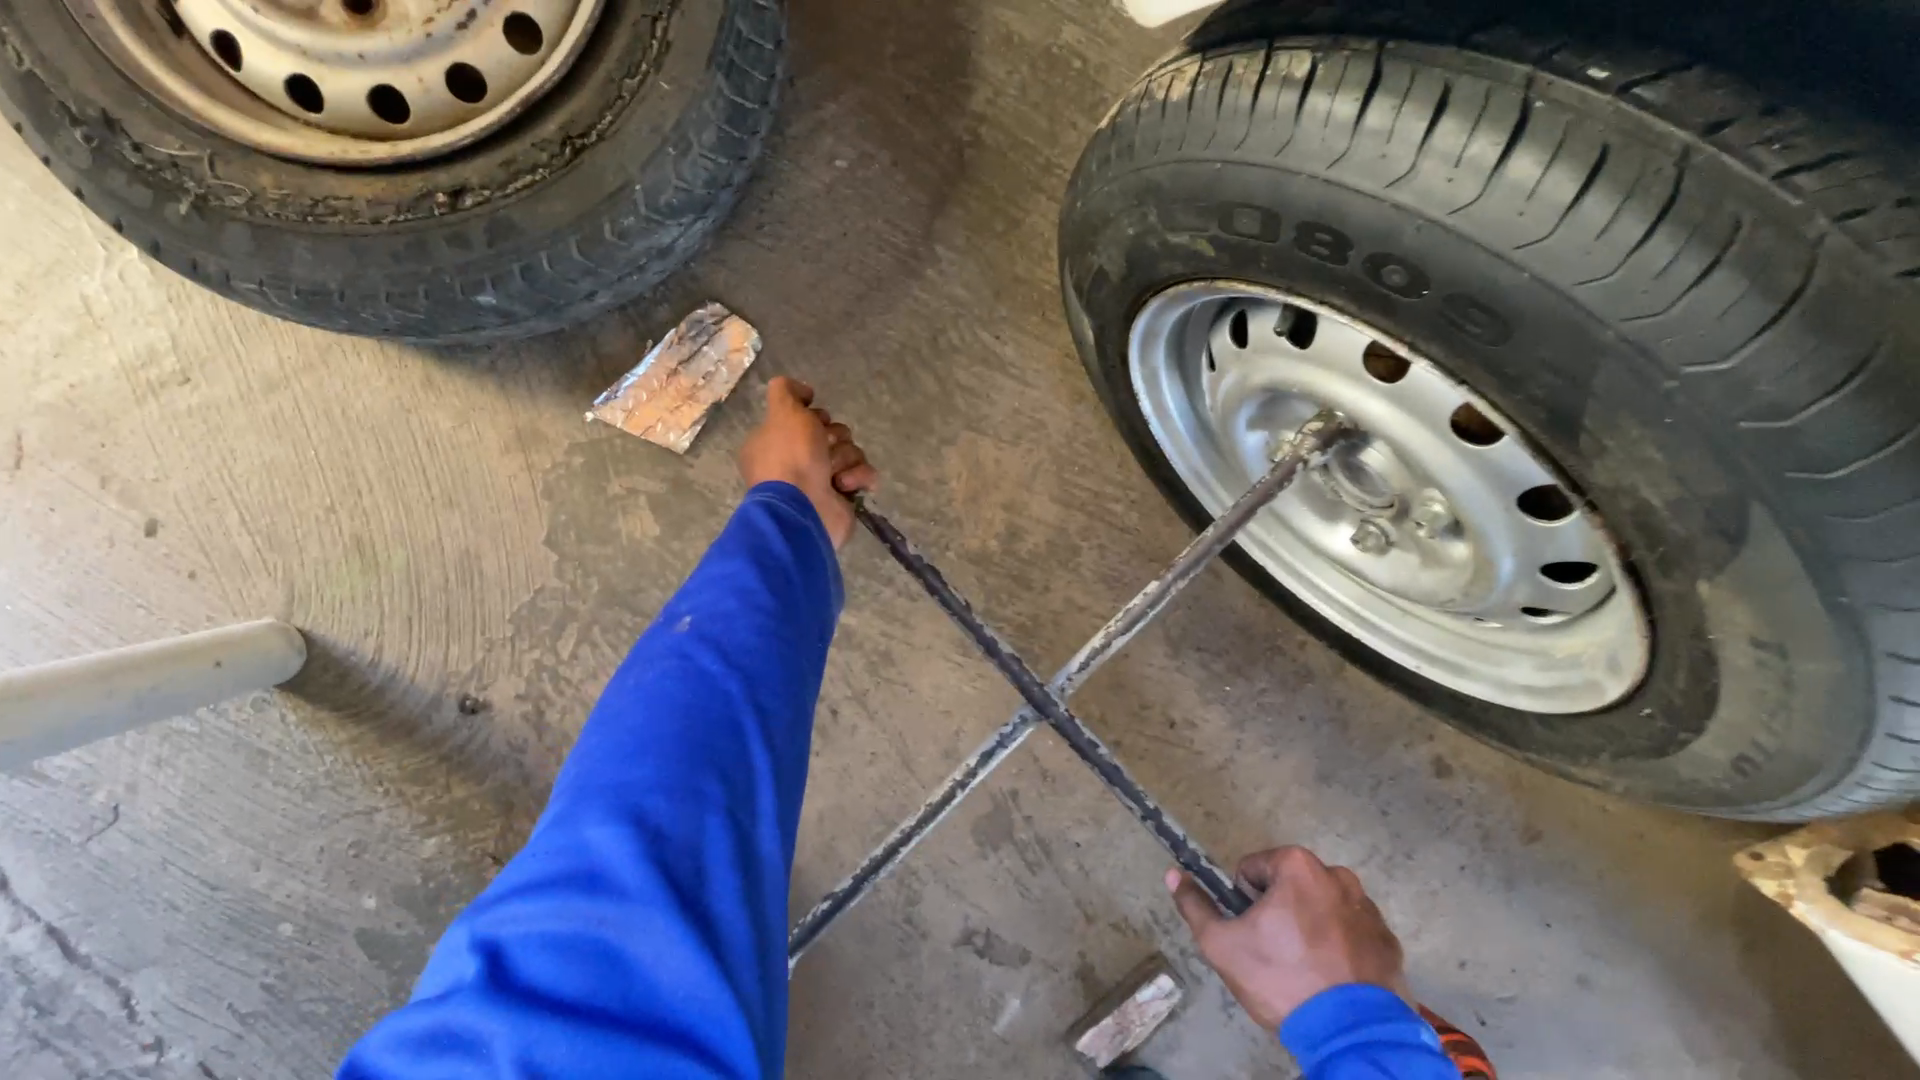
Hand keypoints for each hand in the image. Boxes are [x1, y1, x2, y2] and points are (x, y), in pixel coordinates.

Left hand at [737, 376, 877, 548]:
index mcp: (774, 442)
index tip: (813, 420)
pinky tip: (846, 484)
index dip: (814, 416)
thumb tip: (804, 392)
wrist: (805, 508)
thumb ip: (786, 390)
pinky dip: (859, 477)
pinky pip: (863, 475)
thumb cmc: (792, 457)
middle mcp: (795, 462)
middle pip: (832, 433)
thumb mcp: (783, 411)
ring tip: (834, 473)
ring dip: (846, 458)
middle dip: (834, 438)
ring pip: (850, 452)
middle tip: (825, 448)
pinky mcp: (841, 498)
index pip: (804, 418)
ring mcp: (819, 482)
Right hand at [1167, 846, 1409, 1030]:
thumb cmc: (1281, 978)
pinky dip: (1342, 948)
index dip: (1243, 901)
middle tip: (1275, 953)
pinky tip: (1333, 979)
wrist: (1352, 1033)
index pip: (1253, 870)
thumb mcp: (1222, 945)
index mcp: (1297, 867)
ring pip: (1324, 908)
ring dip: (1312, 927)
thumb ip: (1196, 906)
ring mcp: (1369, 909)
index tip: (1251, 933)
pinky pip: (1354, 935)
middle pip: (1291, 886)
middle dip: (1280, 911)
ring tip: (1306, 970)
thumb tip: (1173, 875)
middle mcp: (1337, 876)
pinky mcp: (1389, 942)